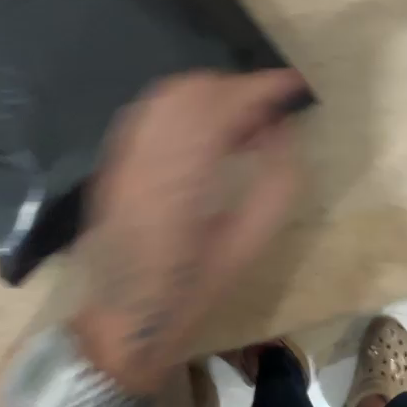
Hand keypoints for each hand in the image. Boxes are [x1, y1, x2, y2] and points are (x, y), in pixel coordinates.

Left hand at [70, 69, 306, 393]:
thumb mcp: (248, 245)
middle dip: (237, 86)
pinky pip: (148, 113)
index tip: (293, 84)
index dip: (263, 87)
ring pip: (169, 96)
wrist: (122, 322)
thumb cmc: (193, 291)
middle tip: (269, 104)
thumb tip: (284, 132)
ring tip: (240, 114)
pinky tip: (204, 125)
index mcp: (184, 181)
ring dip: (210, 92)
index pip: (225, 108)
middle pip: (194, 91)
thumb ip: (275, 185)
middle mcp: (148, 160)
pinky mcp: (113, 165)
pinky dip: (182, 105)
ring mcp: (123, 159)